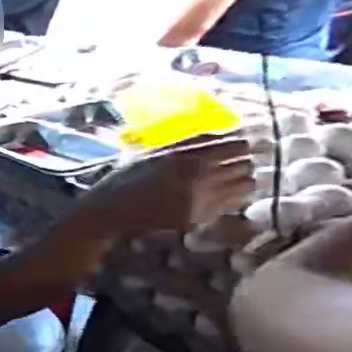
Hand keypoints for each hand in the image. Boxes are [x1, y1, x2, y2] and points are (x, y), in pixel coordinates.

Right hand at [84, 133, 252, 234]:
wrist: (105, 213)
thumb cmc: (122, 181)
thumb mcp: (150, 155)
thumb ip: (185, 146)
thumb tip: (224, 134)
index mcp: (186, 157)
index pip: (238, 145)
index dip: (241, 146)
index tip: (235, 149)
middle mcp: (198, 177)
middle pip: (246, 165)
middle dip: (239, 165)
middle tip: (227, 169)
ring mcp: (200, 199)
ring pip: (246, 186)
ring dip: (238, 183)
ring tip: (223, 185)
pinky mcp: (198, 217)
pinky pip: (230, 205)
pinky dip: (226, 201)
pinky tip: (209, 199)